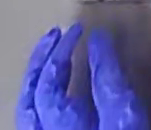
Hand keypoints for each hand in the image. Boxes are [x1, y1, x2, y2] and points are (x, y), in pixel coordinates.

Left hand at [17, 23, 147, 129]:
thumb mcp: (124, 116)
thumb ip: (108, 77)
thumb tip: (98, 40)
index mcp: (60, 129)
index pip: (50, 82)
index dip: (63, 51)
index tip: (82, 31)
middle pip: (29, 99)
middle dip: (41, 62)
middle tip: (56, 35)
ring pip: (26, 117)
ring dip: (36, 81)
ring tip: (52, 58)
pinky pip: (36, 129)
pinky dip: (41, 103)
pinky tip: (58, 95)